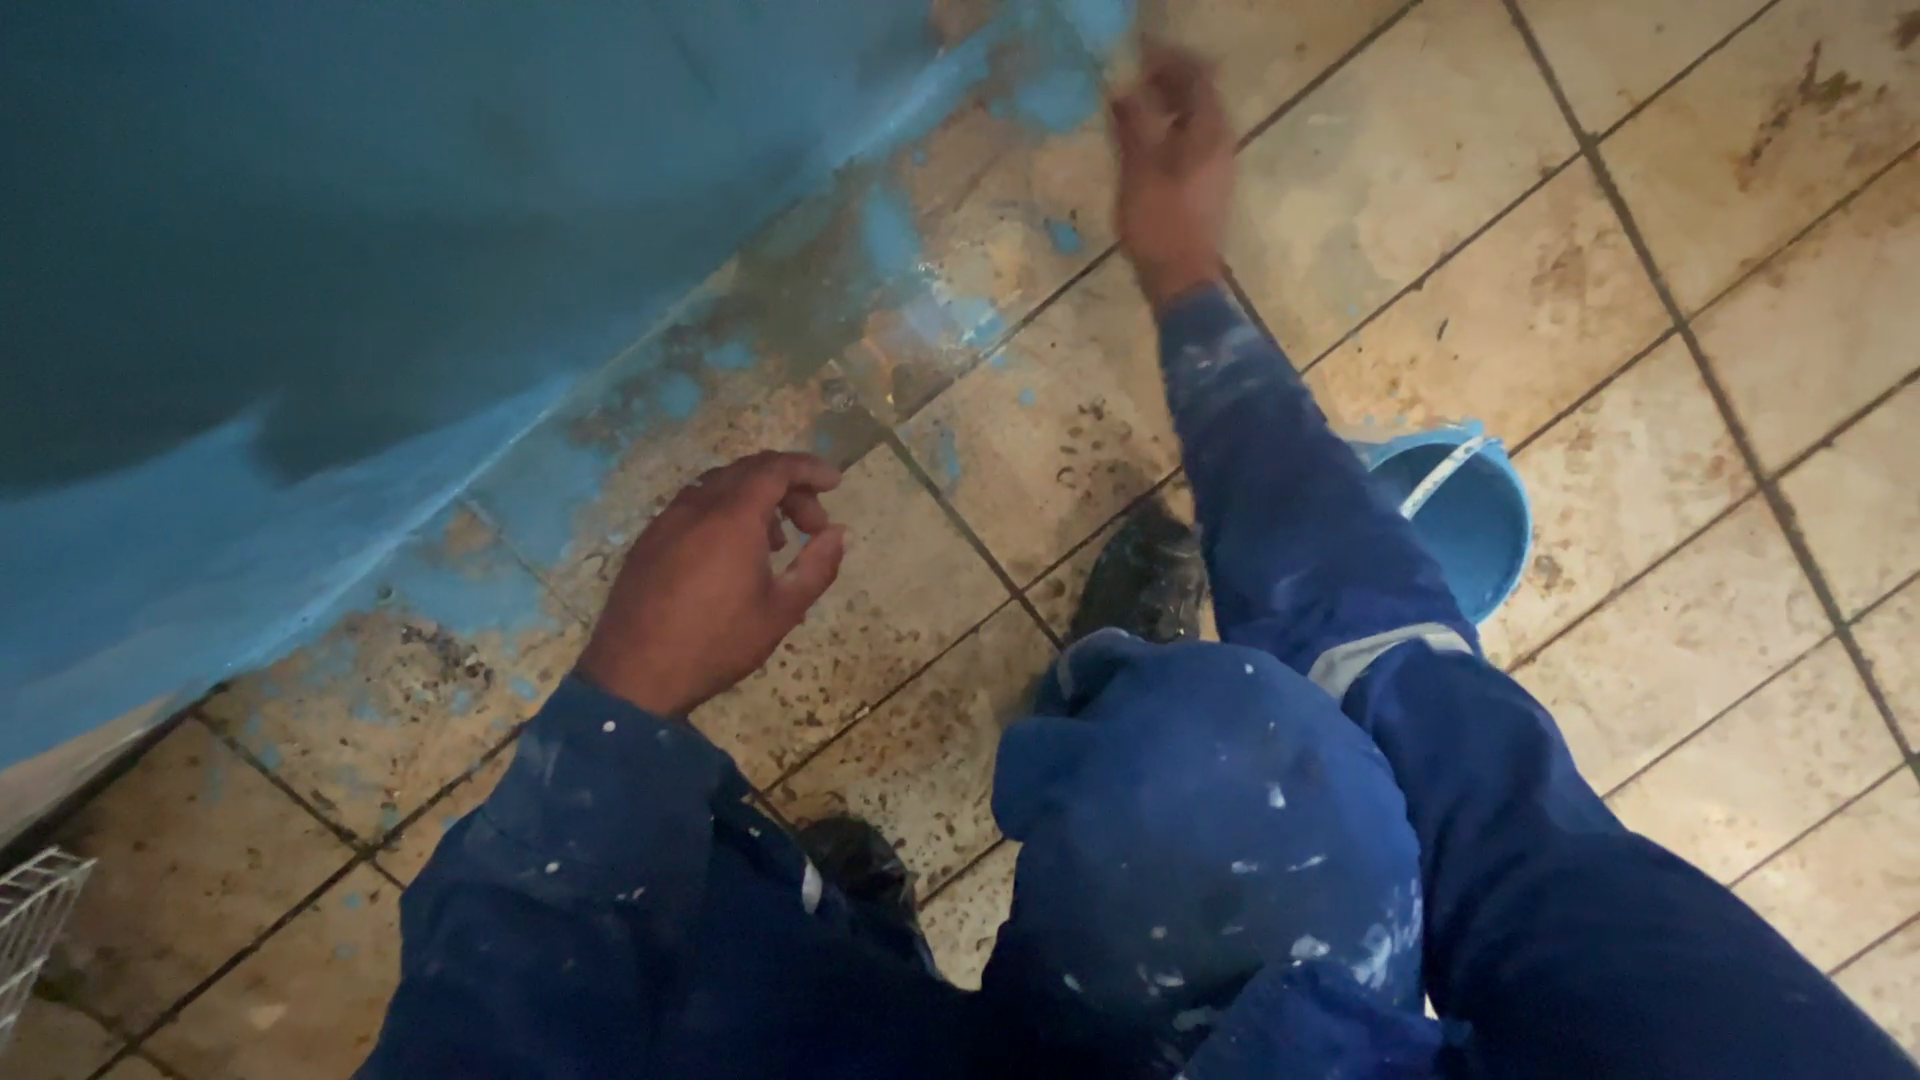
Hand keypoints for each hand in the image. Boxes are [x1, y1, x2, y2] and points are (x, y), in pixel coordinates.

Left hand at [575, 451, 847, 716]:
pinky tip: (733, 554)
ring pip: (719, 486)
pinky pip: (695, 507)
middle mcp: (697, 506)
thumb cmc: (718, 643)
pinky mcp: (649, 541)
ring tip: (778, 542)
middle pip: (749, 471)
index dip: (809, 468)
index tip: (835, 483)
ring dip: (757, 500)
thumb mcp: (782, 610)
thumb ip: (817, 565)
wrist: (634, 676)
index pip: (776, 468)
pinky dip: (726, 513)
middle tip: (813, 525)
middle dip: (789, 487)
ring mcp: (667, 521)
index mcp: (733, 518)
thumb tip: (839, 533)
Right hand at [1110, 43, 1235, 311]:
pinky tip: (1144, 151)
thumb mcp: (1138, 170)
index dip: (1166, 60)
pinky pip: (1190, 148)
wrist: (1181, 281)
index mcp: (1209, 130)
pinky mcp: (1208, 191)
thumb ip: (1132, 125)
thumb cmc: (1159, 224)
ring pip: (1194, 124)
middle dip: (1166, 84)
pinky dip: (1169, 137)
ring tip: (1132, 115)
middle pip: (1198, 97)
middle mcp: (1221, 143)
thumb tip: (1122, 91)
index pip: (1195, 74)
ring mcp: (1218, 169)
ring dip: (1166, 112)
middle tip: (1131, 84)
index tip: (1136, 59)